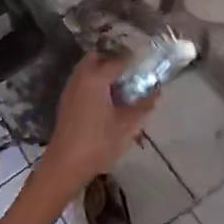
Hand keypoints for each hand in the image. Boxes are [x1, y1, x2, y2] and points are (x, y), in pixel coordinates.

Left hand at [37, 53, 154, 187]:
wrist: (66, 164)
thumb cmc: (99, 142)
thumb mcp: (128, 125)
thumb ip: (144, 106)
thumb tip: (157, 93)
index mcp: (95, 78)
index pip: (118, 61)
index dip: (134, 63)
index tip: (148, 69)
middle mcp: (80, 78)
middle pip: (97, 59)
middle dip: (114, 63)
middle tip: (131, 77)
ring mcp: (70, 90)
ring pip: (87, 71)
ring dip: (103, 75)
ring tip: (122, 92)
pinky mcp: (66, 103)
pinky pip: (82, 84)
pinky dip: (95, 86)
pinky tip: (107, 104)